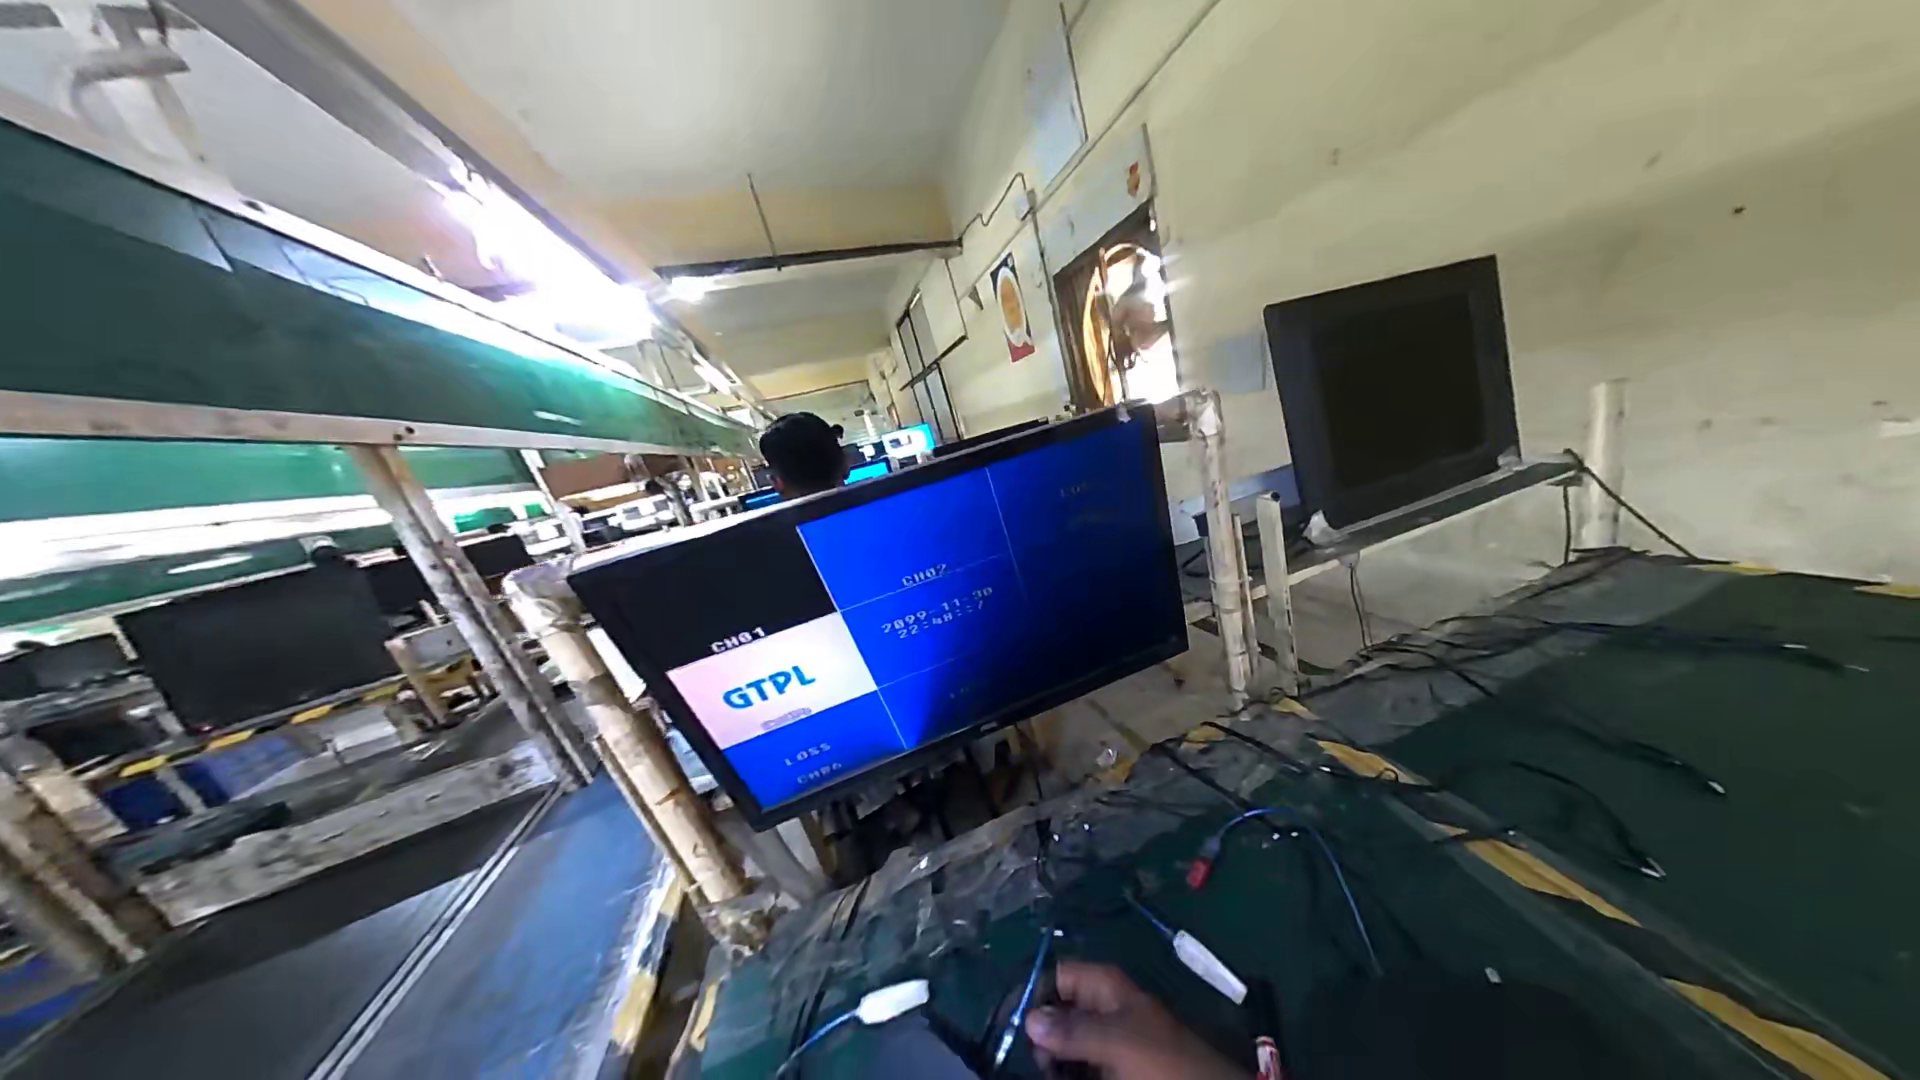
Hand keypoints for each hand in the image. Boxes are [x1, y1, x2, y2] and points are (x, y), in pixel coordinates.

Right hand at [1024, 961, 1247, 1079]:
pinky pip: (1082, 1068)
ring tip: (1050, 1076)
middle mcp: (1103, 1007)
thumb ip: (1072, 1031)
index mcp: (1104, 986)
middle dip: (1042, 1038)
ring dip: (1055, 1063)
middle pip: (1057, 1013)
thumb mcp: (1117, 1044)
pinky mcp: (1115, 1070)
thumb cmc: (1165, 1065)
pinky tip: (1061, 1079)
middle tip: (1040, 1068)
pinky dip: (1070, 1073)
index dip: (1034, 997)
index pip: (1056, 976)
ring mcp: (1110, 1042)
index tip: (1014, 1030)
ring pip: (1067, 1045)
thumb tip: (1028, 1019)